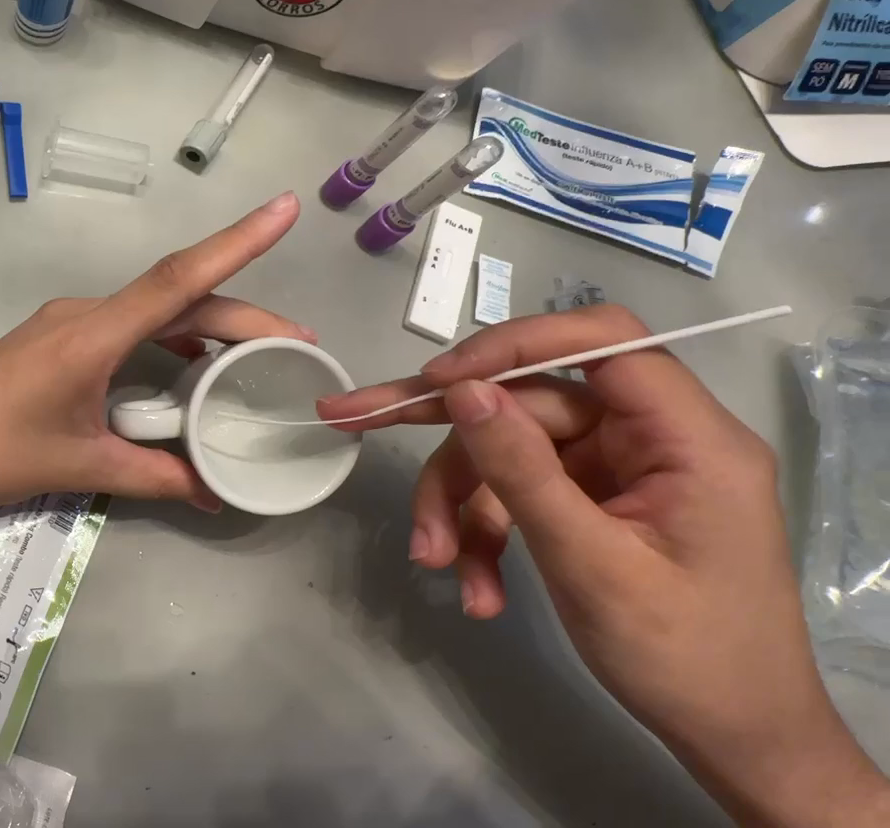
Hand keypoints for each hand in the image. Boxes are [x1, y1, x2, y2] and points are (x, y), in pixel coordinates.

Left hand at [0, 192, 309, 510]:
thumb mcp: (78, 468)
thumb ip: (153, 477)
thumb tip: (214, 492)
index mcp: (91, 335)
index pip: (177, 280)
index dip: (235, 243)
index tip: (283, 210)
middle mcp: (81, 315)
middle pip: (175, 297)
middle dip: (240, 316)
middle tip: (298, 345)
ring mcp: (63, 324)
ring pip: (150, 312)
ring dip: (203, 328)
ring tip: (257, 359)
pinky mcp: (52, 340)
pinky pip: (124, 328)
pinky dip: (165, 341)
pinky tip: (189, 370)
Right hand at [318, 305, 889, 827]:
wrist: (731, 736)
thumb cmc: (686, 656)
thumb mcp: (590, 562)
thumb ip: (522, 469)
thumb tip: (462, 390)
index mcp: (686, 439)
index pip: (601, 342)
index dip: (514, 345)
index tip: (440, 380)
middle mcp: (647, 439)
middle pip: (524, 402)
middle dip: (443, 435)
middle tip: (347, 418)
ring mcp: (612, 469)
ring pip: (502, 451)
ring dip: (457, 504)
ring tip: (435, 559)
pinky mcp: (586, 498)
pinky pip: (511, 491)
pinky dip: (480, 532)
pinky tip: (474, 586)